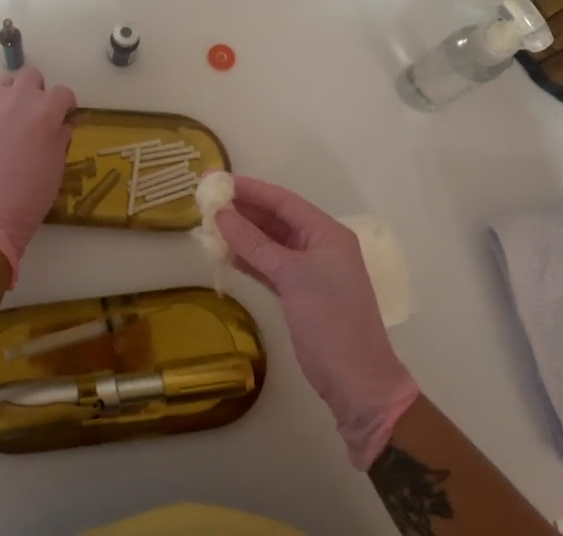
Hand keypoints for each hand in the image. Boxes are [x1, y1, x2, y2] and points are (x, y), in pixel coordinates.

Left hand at [0, 67, 76, 283]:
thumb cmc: (33, 191)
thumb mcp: (58, 163)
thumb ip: (60, 136)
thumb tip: (61, 124)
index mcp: (46, 111)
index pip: (63, 93)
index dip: (67, 104)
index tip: (66, 115)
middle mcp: (19, 100)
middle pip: (32, 76)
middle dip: (39, 90)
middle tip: (40, 112)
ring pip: (7, 83)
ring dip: (15, 94)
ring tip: (16, 116)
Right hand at [215, 175, 418, 468]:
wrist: (354, 379)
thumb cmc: (330, 319)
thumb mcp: (291, 276)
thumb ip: (254, 244)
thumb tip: (221, 214)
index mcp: (327, 234)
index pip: (284, 202)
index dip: (252, 190)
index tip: (219, 181)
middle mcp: (319, 247)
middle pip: (276, 220)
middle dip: (244, 211)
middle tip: (207, 202)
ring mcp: (309, 271)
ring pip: (269, 244)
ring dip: (242, 235)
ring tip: (209, 224)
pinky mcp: (297, 293)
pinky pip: (268, 266)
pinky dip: (248, 259)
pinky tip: (224, 254)